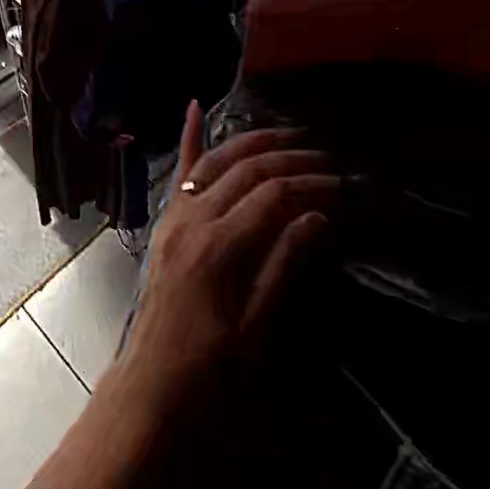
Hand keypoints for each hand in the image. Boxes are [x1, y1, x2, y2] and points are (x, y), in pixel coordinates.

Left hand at [114, 101, 338, 400]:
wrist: (151, 382)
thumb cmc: (209, 365)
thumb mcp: (257, 324)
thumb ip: (283, 264)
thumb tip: (316, 217)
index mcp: (220, 247)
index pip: (273, 197)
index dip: (309, 186)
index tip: (339, 185)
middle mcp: (193, 220)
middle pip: (246, 172)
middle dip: (288, 159)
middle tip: (323, 158)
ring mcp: (173, 217)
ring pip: (214, 162)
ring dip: (251, 143)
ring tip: (287, 135)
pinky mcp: (164, 222)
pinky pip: (178, 172)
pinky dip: (187, 137)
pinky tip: (195, 106)